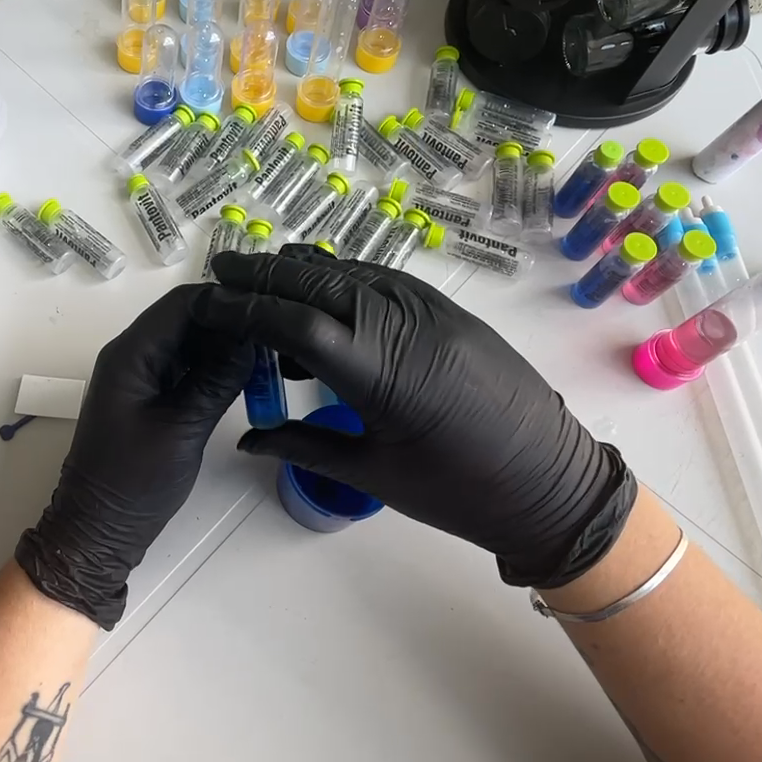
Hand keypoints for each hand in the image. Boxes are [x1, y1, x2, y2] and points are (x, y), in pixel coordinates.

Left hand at [15, 285, 253, 627]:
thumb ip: (218, 379)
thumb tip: (252, 337)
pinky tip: (247, 374)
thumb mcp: (183, 428)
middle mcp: (133, 355)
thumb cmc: (133, 482)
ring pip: (189, 341)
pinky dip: (214, 366)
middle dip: (230, 320)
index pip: (182, 303)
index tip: (268, 309)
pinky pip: (186, 367)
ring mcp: (141, 375)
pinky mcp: (151, 395)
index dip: (226, 300)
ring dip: (225, 344)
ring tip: (270, 350)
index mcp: (131, 354)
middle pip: (186, 317)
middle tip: (277, 330)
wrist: (98, 530)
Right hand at [196, 250, 635, 587]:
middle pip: (316, 282)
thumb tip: (245, 438)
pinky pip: (379, 280)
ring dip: (300, 271)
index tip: (208, 303)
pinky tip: (319, 292)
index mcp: (378, 371)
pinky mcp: (445, 309)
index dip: (244, 309)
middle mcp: (400, 324)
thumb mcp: (372, 474)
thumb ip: (301, 445)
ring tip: (261, 278)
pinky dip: (339, 279)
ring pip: (349, 272)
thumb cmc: (457, 491)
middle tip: (223, 270)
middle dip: (263, 274)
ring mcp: (427, 309)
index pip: (292, 322)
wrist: (553, 483)